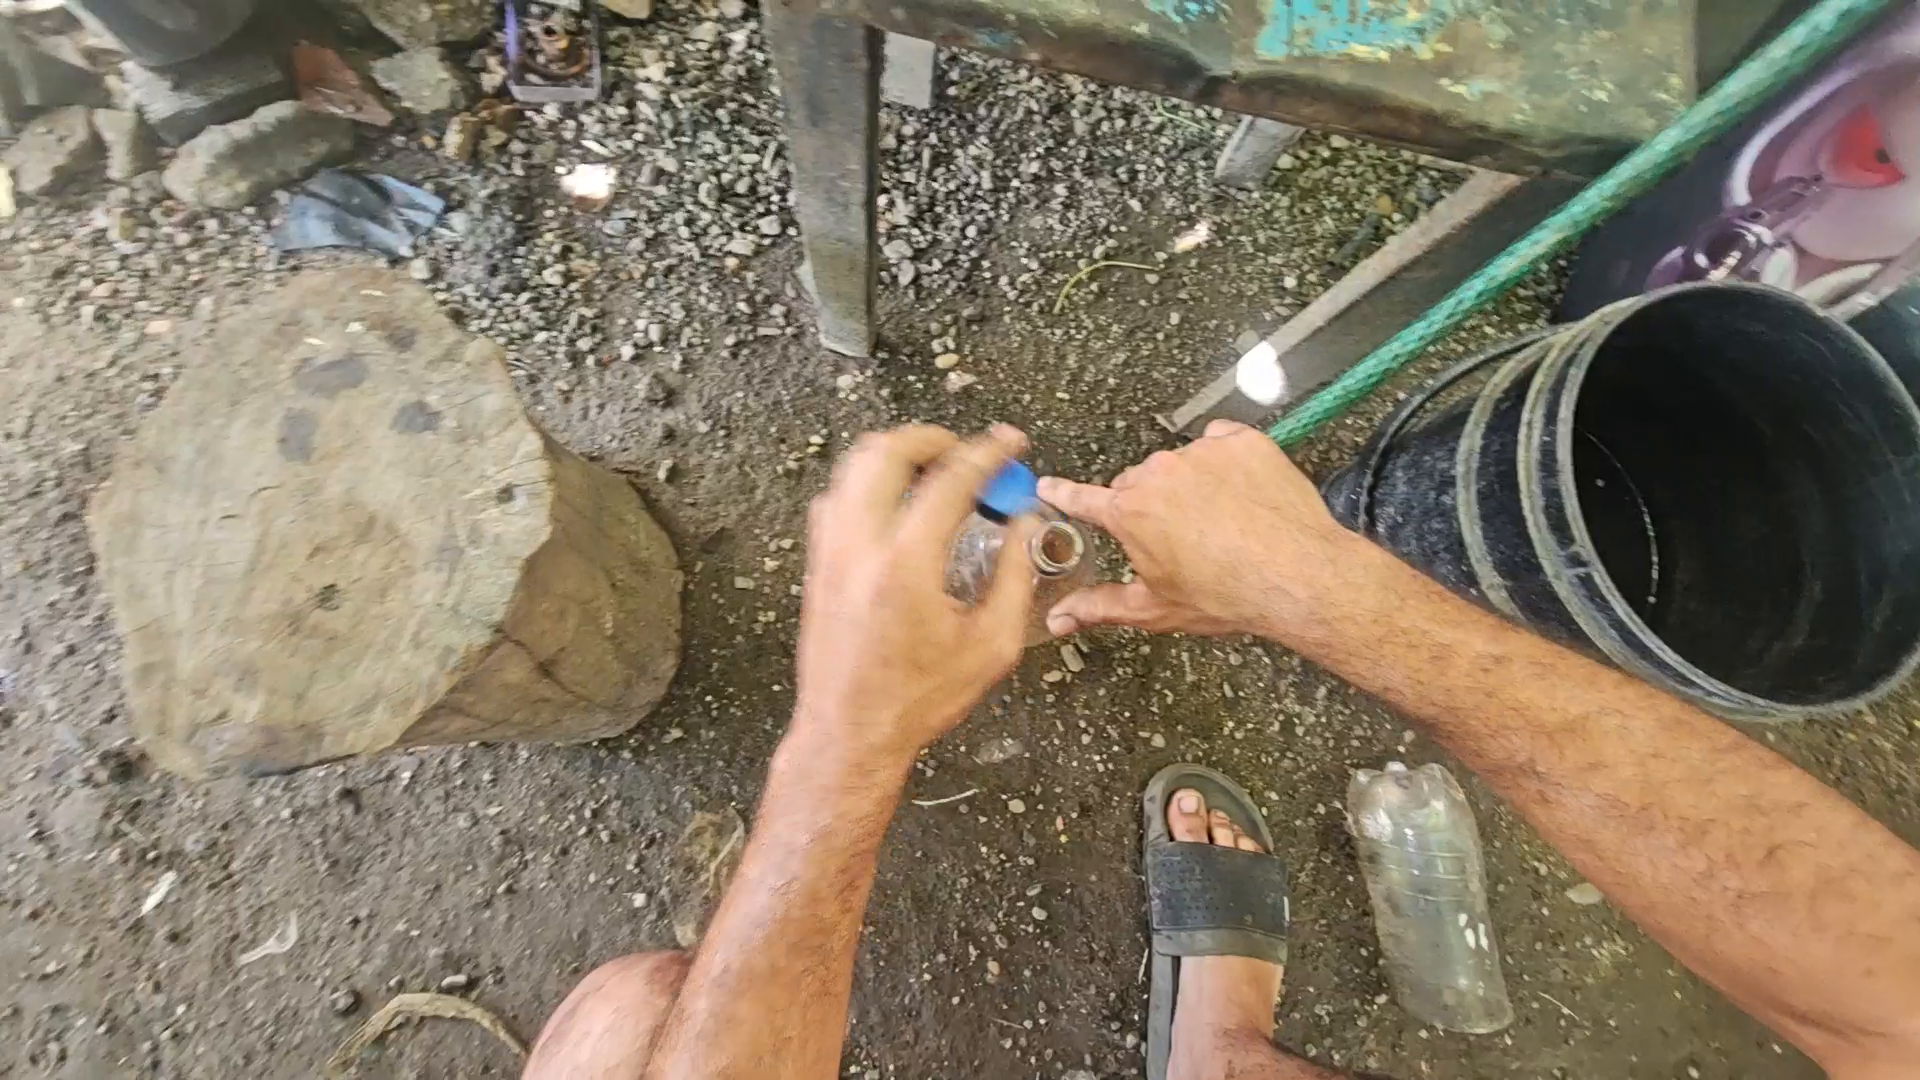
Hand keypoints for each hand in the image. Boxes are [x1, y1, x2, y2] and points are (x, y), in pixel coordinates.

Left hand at [793, 424, 1038, 773]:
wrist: (850, 731)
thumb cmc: (915, 698)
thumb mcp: (990, 645)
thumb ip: (1014, 576)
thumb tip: (1023, 527)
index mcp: (906, 564)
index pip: (950, 479)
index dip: (988, 452)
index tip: (1007, 443)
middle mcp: (860, 546)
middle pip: (887, 452)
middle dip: (933, 437)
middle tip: (965, 449)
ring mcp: (830, 552)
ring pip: (853, 466)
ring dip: (897, 454)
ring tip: (932, 467)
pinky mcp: (817, 563)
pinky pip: (836, 496)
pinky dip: (868, 482)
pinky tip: (893, 502)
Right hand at [1037, 420, 1363, 642]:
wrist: (1299, 577)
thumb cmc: (1226, 596)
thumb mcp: (1154, 608)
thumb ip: (1098, 607)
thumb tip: (1057, 619)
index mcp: (1130, 513)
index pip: (1083, 499)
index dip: (1063, 494)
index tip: (1048, 485)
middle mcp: (1158, 474)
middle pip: (1137, 484)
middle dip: (1147, 505)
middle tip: (1175, 537)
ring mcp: (1201, 453)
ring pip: (1178, 464)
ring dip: (1187, 484)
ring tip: (1217, 520)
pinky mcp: (1241, 443)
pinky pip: (1218, 442)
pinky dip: (1222, 462)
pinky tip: (1238, 492)